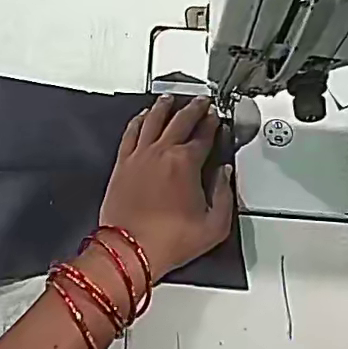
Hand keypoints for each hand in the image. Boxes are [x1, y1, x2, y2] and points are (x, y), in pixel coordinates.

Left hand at [98, 95, 235, 277]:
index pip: (203, 136)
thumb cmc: (168, 240)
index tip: (215, 118)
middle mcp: (161, 153)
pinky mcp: (122, 164)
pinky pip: (130, 133)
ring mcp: (139, 156)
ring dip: (164, 107)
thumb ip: (224, 195)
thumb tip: (225, 176)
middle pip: (180, 121)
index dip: (212, 124)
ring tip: (170, 99)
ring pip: (153, 120)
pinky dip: (138, 121)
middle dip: (193, 108)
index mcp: (186, 163)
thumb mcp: (214, 225)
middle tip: (201, 102)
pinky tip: (142, 116)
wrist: (130, 249)